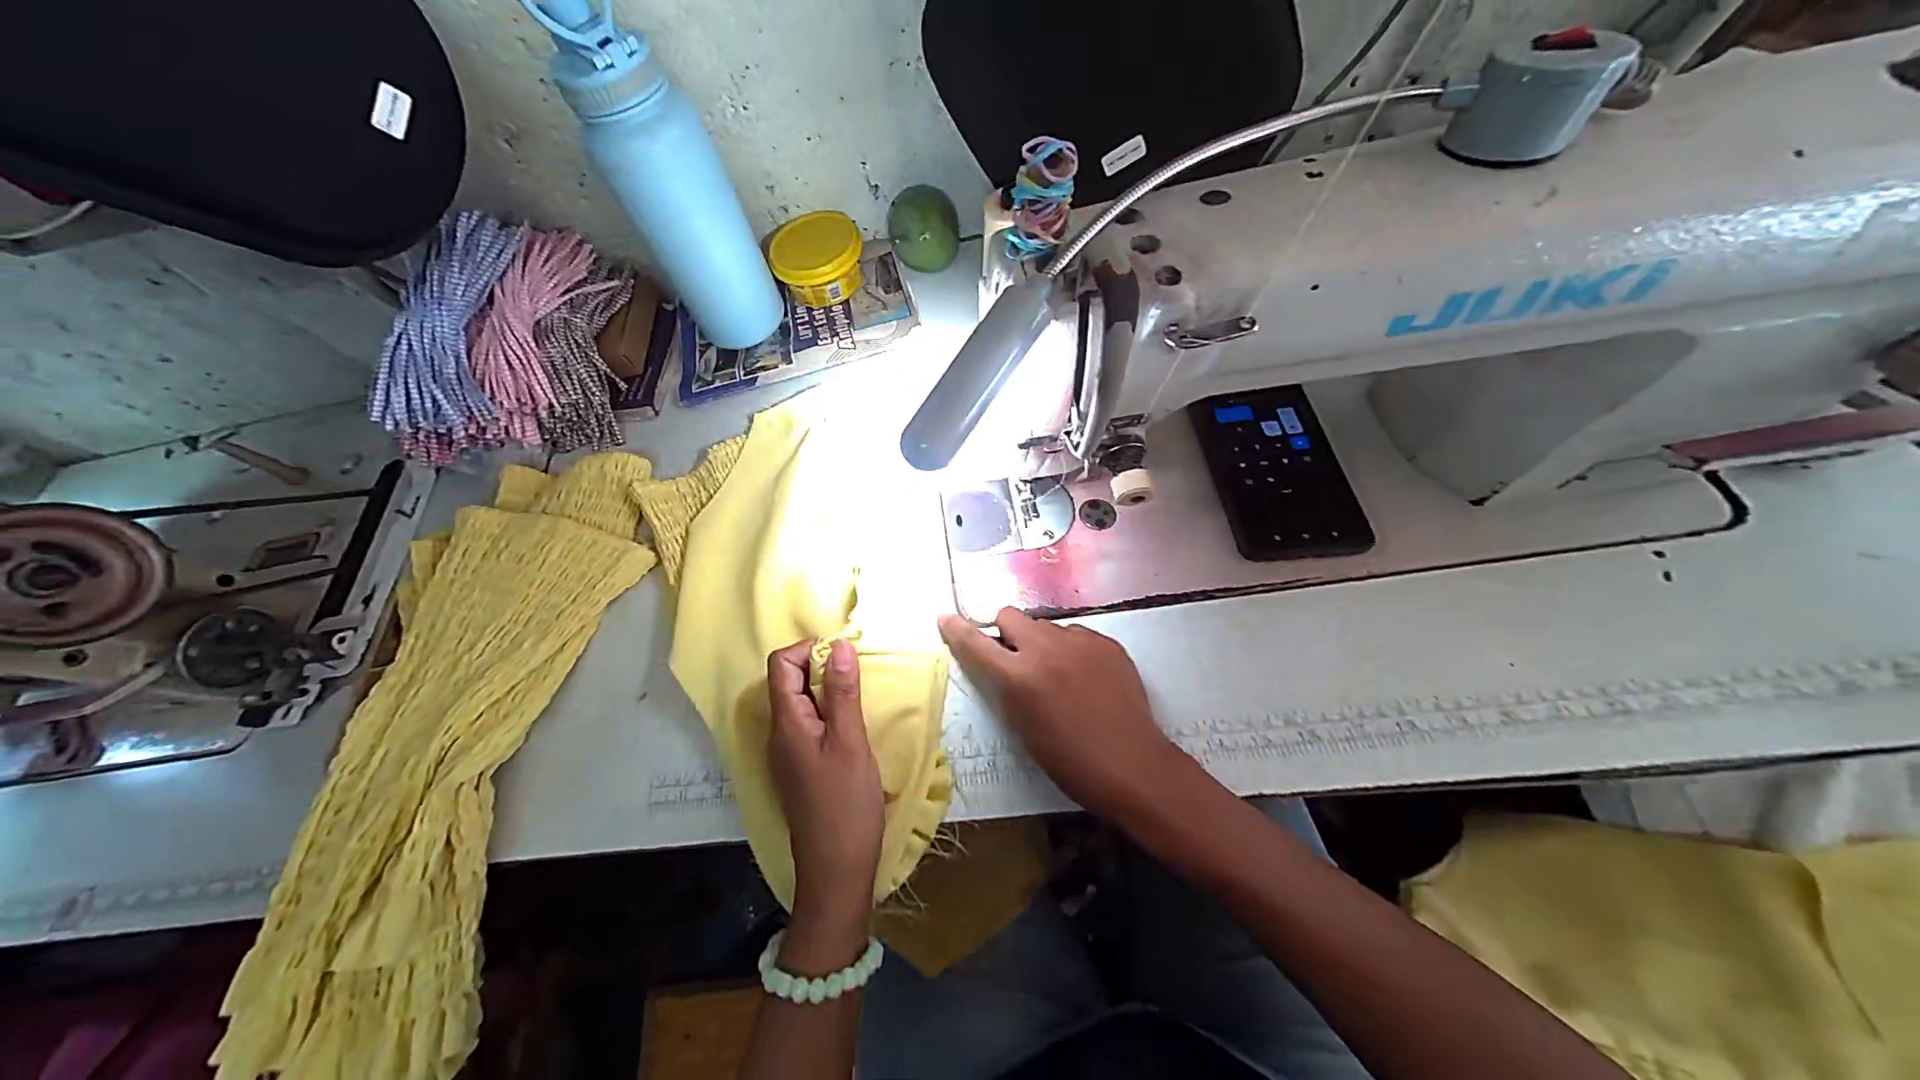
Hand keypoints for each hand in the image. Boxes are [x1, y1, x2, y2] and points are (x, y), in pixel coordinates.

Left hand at [765, 639, 883, 951]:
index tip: (845, 653)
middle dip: (821, 665)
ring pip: (803, 702)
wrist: (837, 868)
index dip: (809, 649)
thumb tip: (840, 645)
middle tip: (859, 672)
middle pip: (789, 681)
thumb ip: (844, 693)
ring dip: (829, 688)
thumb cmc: (846, 804)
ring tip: (861, 695)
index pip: (781, 665)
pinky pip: (812, 723)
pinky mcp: (804, 766)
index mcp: (786, 723)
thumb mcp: (850, 742)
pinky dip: (831, 711)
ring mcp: (791, 751)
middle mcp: (781, 733)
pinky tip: (855, 723)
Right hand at [938, 609, 1188, 821]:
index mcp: (1019, 677)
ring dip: (1043, 642)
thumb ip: (1008, 688)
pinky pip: (1077, 635)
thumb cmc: (1069, 760)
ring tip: (1059, 674)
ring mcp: (1081, 642)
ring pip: (1047, 626)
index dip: (958, 630)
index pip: (977, 643)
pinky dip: (1072, 650)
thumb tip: (1002, 664)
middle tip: (1015, 656)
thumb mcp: (1023, 727)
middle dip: (1006, 631)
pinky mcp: (1107, 643)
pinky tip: (1087, 678)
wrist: (1131, 765)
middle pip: (1011, 615)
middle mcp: (1047, 649)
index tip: (947, 619)